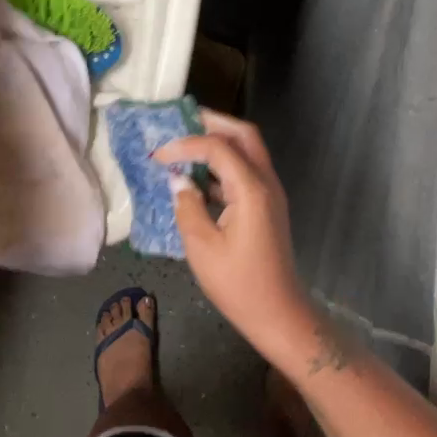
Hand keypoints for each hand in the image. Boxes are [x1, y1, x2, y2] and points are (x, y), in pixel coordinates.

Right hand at [155, 110, 316, 360]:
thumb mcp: (202, 247)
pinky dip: (223, 166)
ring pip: (247, 151)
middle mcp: (266, 183)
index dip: (186, 145)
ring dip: (219, 143)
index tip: (158, 156)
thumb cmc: (238, 284)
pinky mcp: (266, 207)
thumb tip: (178, 181)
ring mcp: (270, 194)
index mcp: (251, 189)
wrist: (278, 313)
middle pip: (243, 135)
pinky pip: (246, 172)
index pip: (218, 147)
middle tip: (180, 123)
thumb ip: (187, 206)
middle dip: (213, 124)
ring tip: (185, 145)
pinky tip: (197, 178)